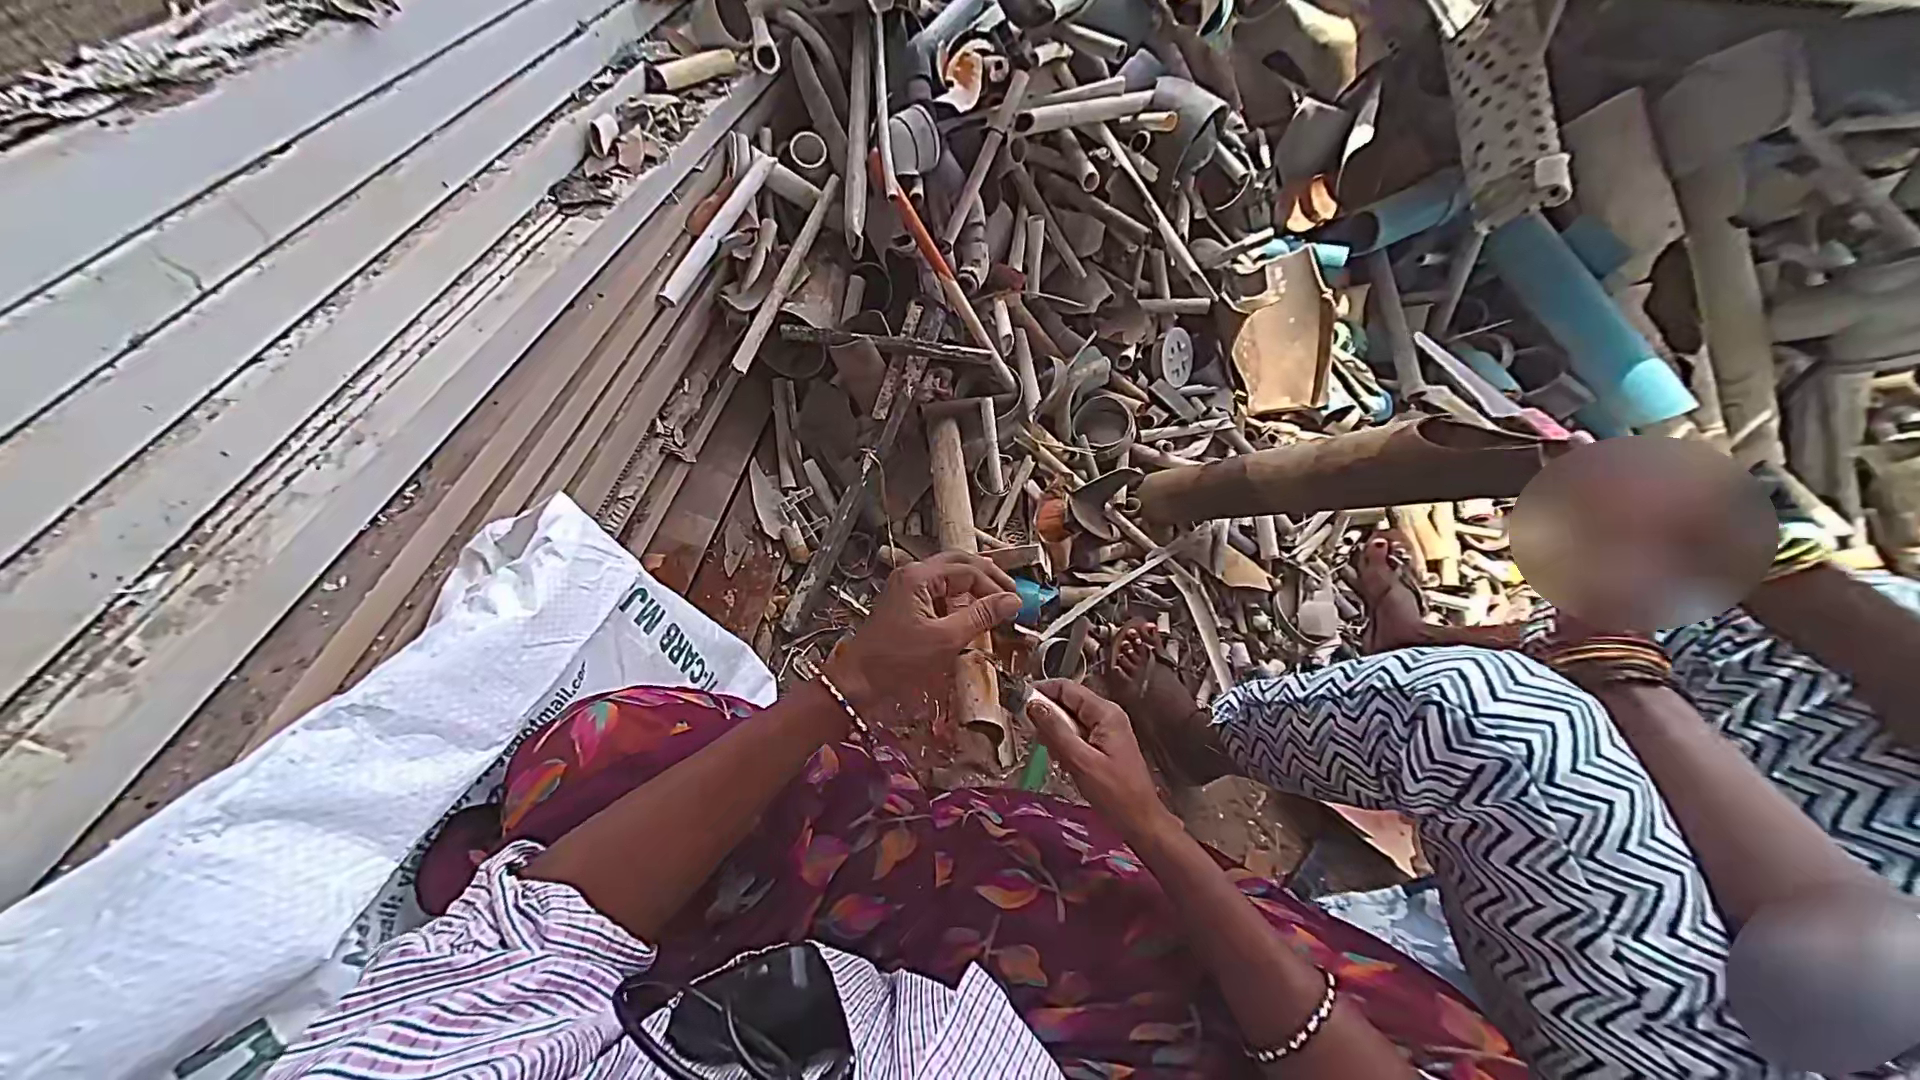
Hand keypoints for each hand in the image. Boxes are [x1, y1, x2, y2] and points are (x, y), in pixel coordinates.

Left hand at [825, 553, 1020, 711]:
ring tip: (995, 603)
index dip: (995, 586)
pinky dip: (958, 599)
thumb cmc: (896, 661)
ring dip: (974, 587)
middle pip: (959, 563)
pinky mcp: (906, 603)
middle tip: (1010, 594)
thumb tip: (1012, 601)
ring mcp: (907, 588)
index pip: (968, 569)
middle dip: (987, 577)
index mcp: (919, 576)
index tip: (1014, 604)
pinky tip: (971, 614)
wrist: (856, 683)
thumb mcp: (945, 639)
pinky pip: (938, 592)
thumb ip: (981, 616)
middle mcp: (912, 575)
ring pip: (949, 576)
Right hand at [1026, 680, 1172, 840]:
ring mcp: (1106, 729)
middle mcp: (1106, 715)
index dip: (1041, 692)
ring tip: (1056, 756)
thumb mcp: (1080, 761)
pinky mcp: (1103, 744)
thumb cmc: (1115, 794)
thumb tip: (1033, 705)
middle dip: (1048, 718)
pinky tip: (1065, 763)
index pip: (1066, 688)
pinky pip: (1076, 734)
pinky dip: (1065, 745)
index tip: (1019, 704)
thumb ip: (1055, 731)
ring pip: (1069, 720)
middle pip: (1067, 702)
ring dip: (1056, 734)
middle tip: (1037, 738)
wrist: (1140, 821)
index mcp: (1105, 712)